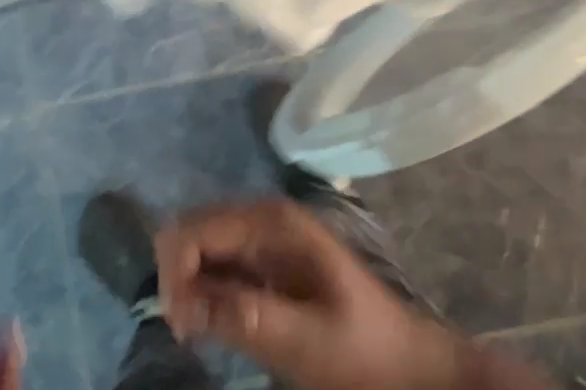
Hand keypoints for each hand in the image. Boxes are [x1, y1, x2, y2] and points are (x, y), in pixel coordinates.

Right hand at [154, 199, 546, 389]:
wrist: (410, 366)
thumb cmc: (365, 352)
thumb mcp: (310, 341)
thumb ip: (247, 318)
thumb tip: (182, 306)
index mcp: (272, 222)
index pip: (194, 228)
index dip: (175, 271)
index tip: (181, 324)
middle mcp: (260, 218)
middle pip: (189, 229)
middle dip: (177, 276)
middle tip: (187, 330)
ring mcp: (261, 238)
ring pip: (197, 246)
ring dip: (187, 285)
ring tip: (197, 331)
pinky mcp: (261, 262)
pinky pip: (215, 266)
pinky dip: (203, 292)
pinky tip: (211, 323)